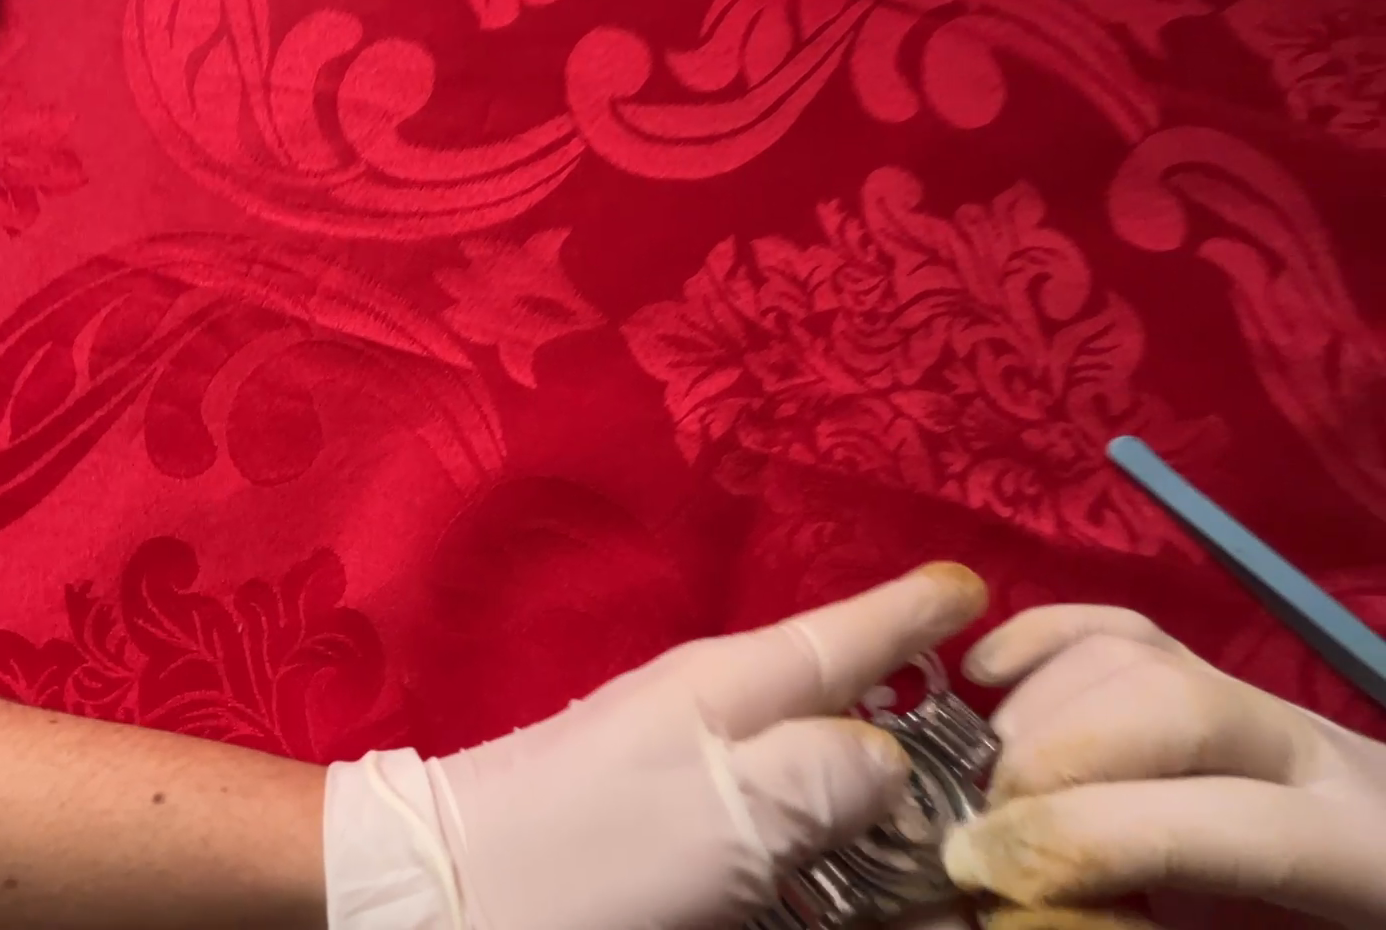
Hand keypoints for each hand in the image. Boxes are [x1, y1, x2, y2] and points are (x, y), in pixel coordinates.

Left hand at [323, 562, 986, 929]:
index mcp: (729, 685)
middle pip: (831, 694)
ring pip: (807, 758)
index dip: (908, 612)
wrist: (468, 880)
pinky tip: (854, 863)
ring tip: (950, 806)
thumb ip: (816, 773)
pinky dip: (821, 833)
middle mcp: (714, 709)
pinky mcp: (672, 811)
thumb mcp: (722, 810)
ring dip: (873, 783)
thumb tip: (888, 750)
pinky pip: (770, 810)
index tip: (969, 587)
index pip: (840, 634)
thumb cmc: (593, 845)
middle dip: (911, 705)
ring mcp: (689, 758)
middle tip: (999, 728)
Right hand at [942, 606, 1385, 927]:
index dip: (1077, 837)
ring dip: (1028, 709)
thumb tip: (1020, 903)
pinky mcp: (1192, 662)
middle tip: (986, 816)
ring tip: (991, 773)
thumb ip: (1145, 927)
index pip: (1215, 821)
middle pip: (1165, 704)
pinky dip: (1027, 637)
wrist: (1371, 890)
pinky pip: (1105, 621)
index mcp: (1367, 850)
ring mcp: (1245, 687)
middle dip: (1047, 760)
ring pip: (1121, 651)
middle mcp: (1311, 746)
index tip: (985, 867)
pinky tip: (982, 673)